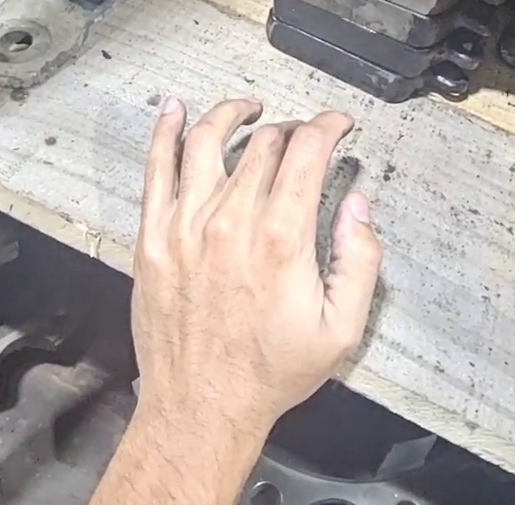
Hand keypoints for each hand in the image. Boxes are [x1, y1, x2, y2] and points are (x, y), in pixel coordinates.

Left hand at [131, 97, 381, 441]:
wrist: (201, 406)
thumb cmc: (267, 371)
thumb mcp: (341, 328)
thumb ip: (360, 259)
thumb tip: (358, 207)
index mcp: (280, 238)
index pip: (307, 151)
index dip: (328, 125)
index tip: (336, 124)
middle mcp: (231, 221)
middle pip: (265, 142)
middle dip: (292, 128)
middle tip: (302, 135)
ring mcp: (186, 224)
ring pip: (207, 140)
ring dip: (232, 113)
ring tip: (248, 108)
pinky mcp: (154, 235)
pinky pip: (156, 168)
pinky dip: (164, 131)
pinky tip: (173, 110)